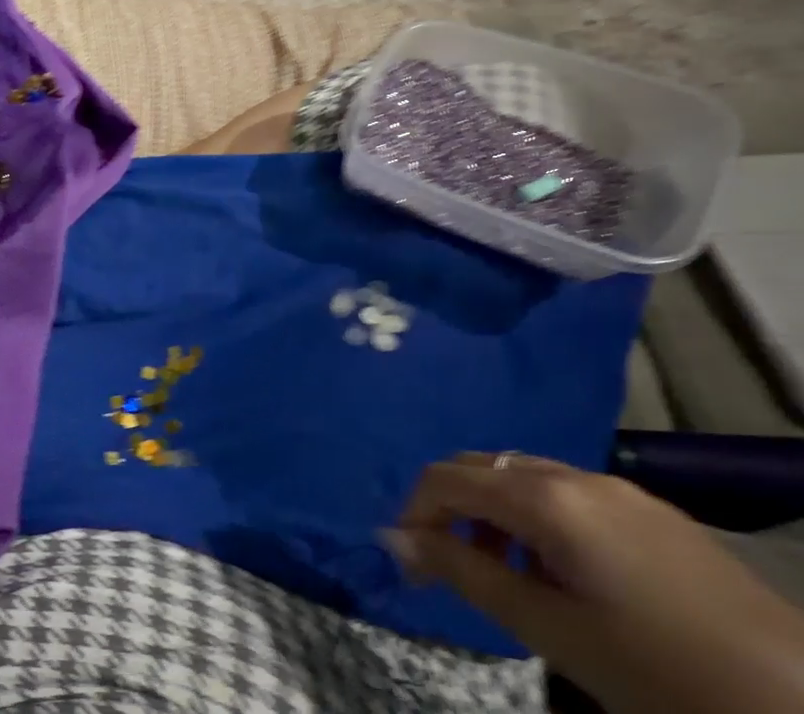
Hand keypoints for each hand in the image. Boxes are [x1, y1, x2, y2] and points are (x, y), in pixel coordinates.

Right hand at [386, 452, 803, 713]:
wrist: (801, 701)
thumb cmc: (653, 666)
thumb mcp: (545, 626)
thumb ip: (462, 570)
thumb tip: (393, 536)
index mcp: (548, 498)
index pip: (444, 478)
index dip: (413, 514)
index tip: (410, 564)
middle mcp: (580, 476)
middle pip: (482, 466)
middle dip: (448, 507)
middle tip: (444, 564)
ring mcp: (625, 492)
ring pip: (525, 477)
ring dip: (493, 513)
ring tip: (502, 573)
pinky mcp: (658, 515)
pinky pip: (570, 495)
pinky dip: (537, 519)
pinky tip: (559, 572)